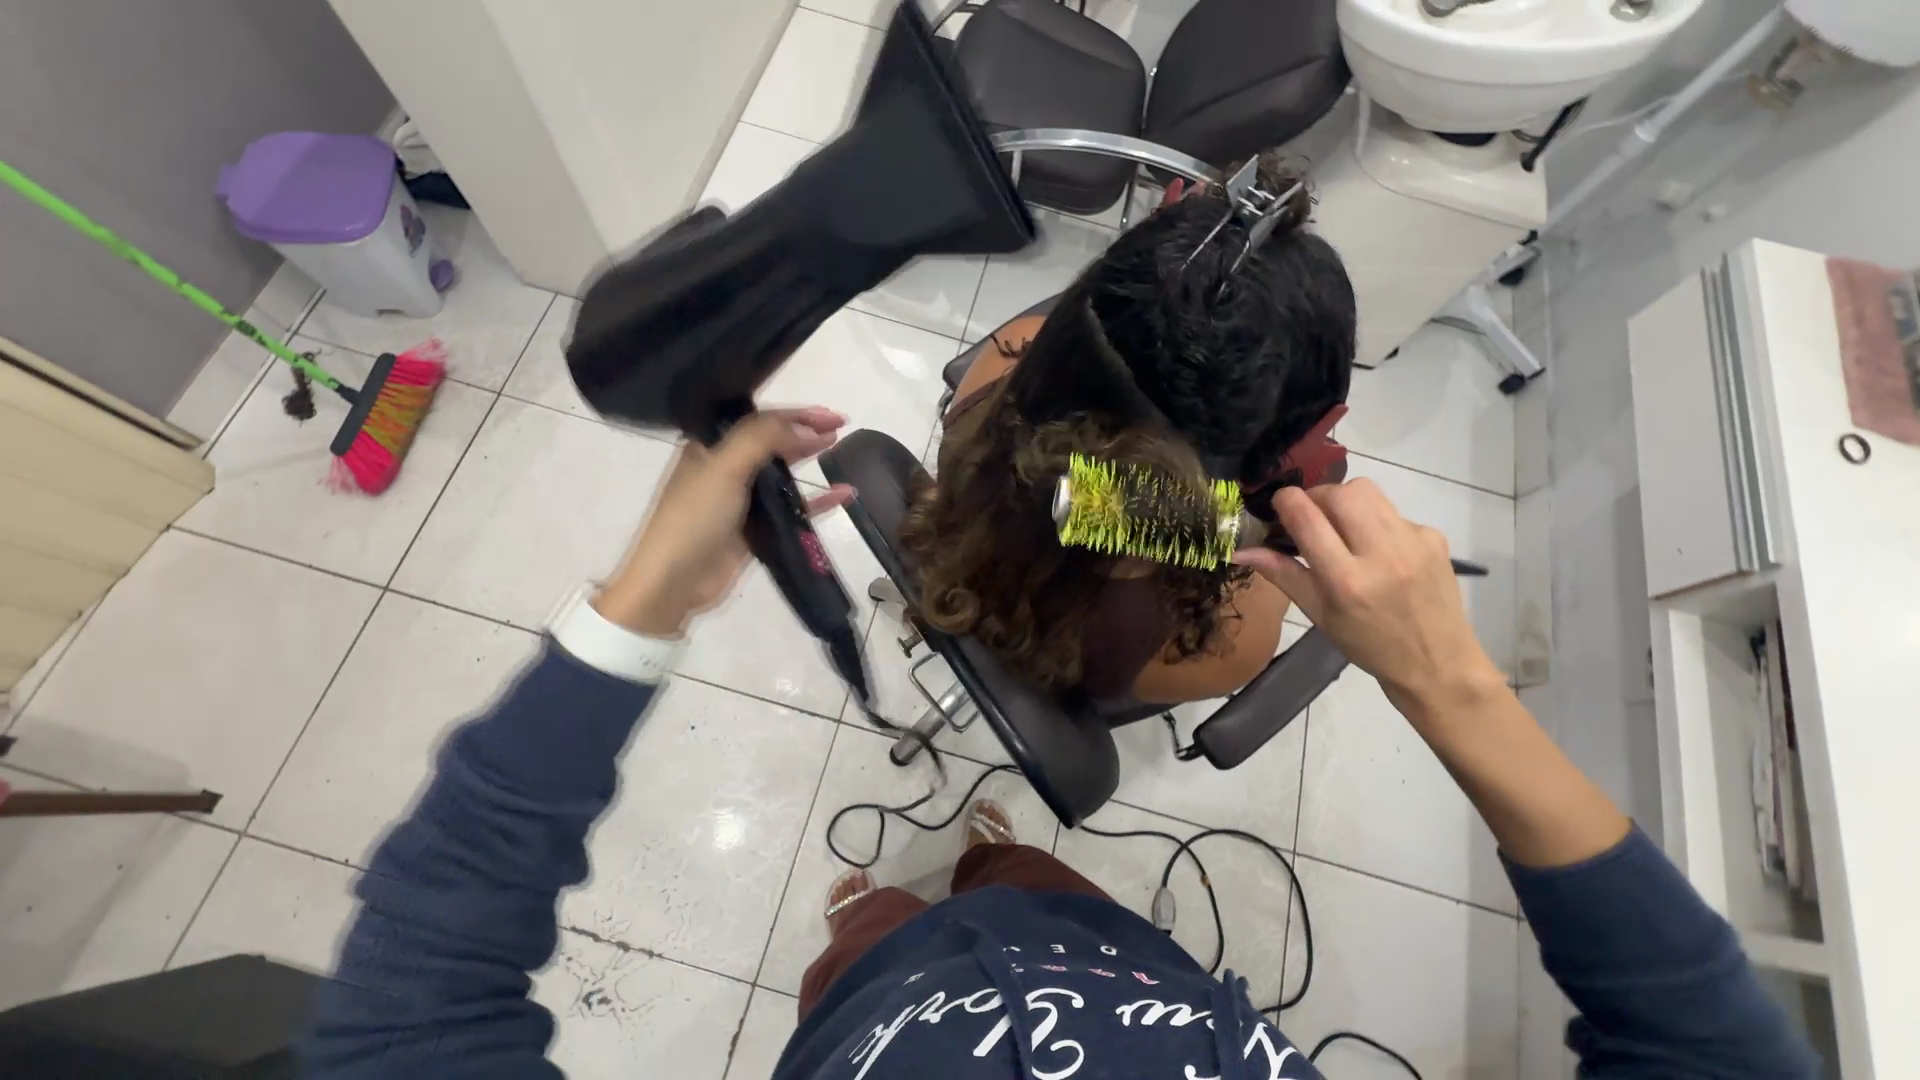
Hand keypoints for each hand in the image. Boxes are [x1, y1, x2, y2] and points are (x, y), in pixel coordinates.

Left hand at [592, 408, 853, 637]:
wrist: (676, 580)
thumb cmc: (694, 518)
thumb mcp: (724, 468)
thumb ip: (762, 439)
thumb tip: (805, 427)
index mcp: (710, 447)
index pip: (759, 420)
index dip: (796, 414)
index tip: (831, 416)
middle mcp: (726, 467)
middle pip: (773, 441)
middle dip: (806, 431)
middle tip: (841, 427)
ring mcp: (742, 499)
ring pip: (783, 472)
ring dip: (810, 460)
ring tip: (840, 450)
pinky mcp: (756, 527)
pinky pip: (792, 506)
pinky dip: (817, 499)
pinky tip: (843, 493)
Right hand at [1232, 481, 1502, 718]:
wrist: (1438, 663)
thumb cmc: (1368, 645)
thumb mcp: (1318, 614)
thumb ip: (1281, 574)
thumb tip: (1239, 549)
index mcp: (1346, 581)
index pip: (1308, 519)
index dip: (1286, 501)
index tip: (1278, 504)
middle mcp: (1382, 555)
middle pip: (1339, 494)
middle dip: (1315, 495)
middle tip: (1308, 515)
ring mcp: (1413, 541)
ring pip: (1367, 491)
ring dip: (1343, 500)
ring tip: (1339, 525)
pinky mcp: (1434, 537)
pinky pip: (1392, 511)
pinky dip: (1374, 520)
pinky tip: (1376, 548)